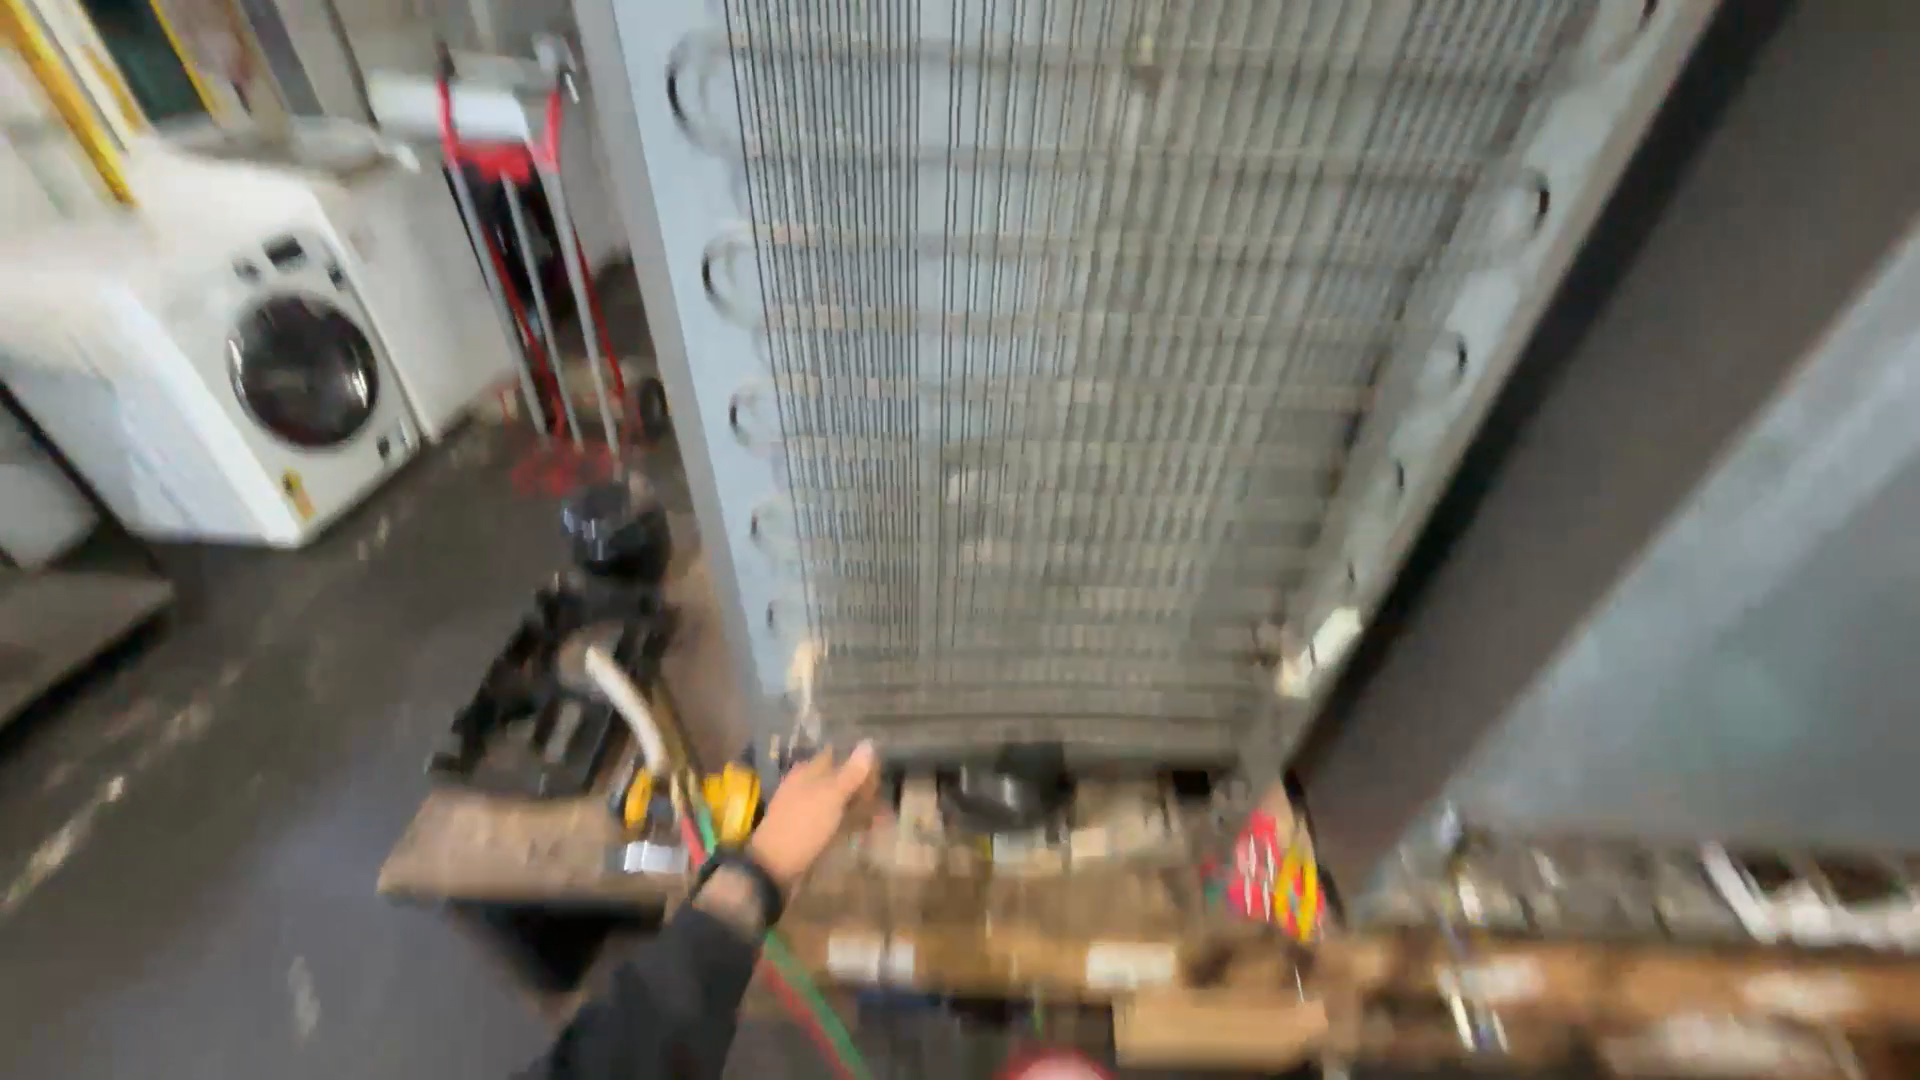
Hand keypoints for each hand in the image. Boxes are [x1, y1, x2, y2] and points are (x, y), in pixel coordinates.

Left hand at [747, 741, 878, 887]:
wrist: (773, 866)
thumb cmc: (803, 824)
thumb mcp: (831, 795)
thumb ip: (851, 772)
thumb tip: (869, 742)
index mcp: (808, 771)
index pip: (837, 756)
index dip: (859, 762)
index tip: (880, 774)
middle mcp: (805, 785)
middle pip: (838, 779)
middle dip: (861, 787)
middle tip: (883, 799)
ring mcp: (805, 809)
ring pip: (836, 800)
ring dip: (857, 806)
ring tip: (879, 818)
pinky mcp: (806, 830)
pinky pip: (832, 820)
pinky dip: (848, 823)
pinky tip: (862, 830)